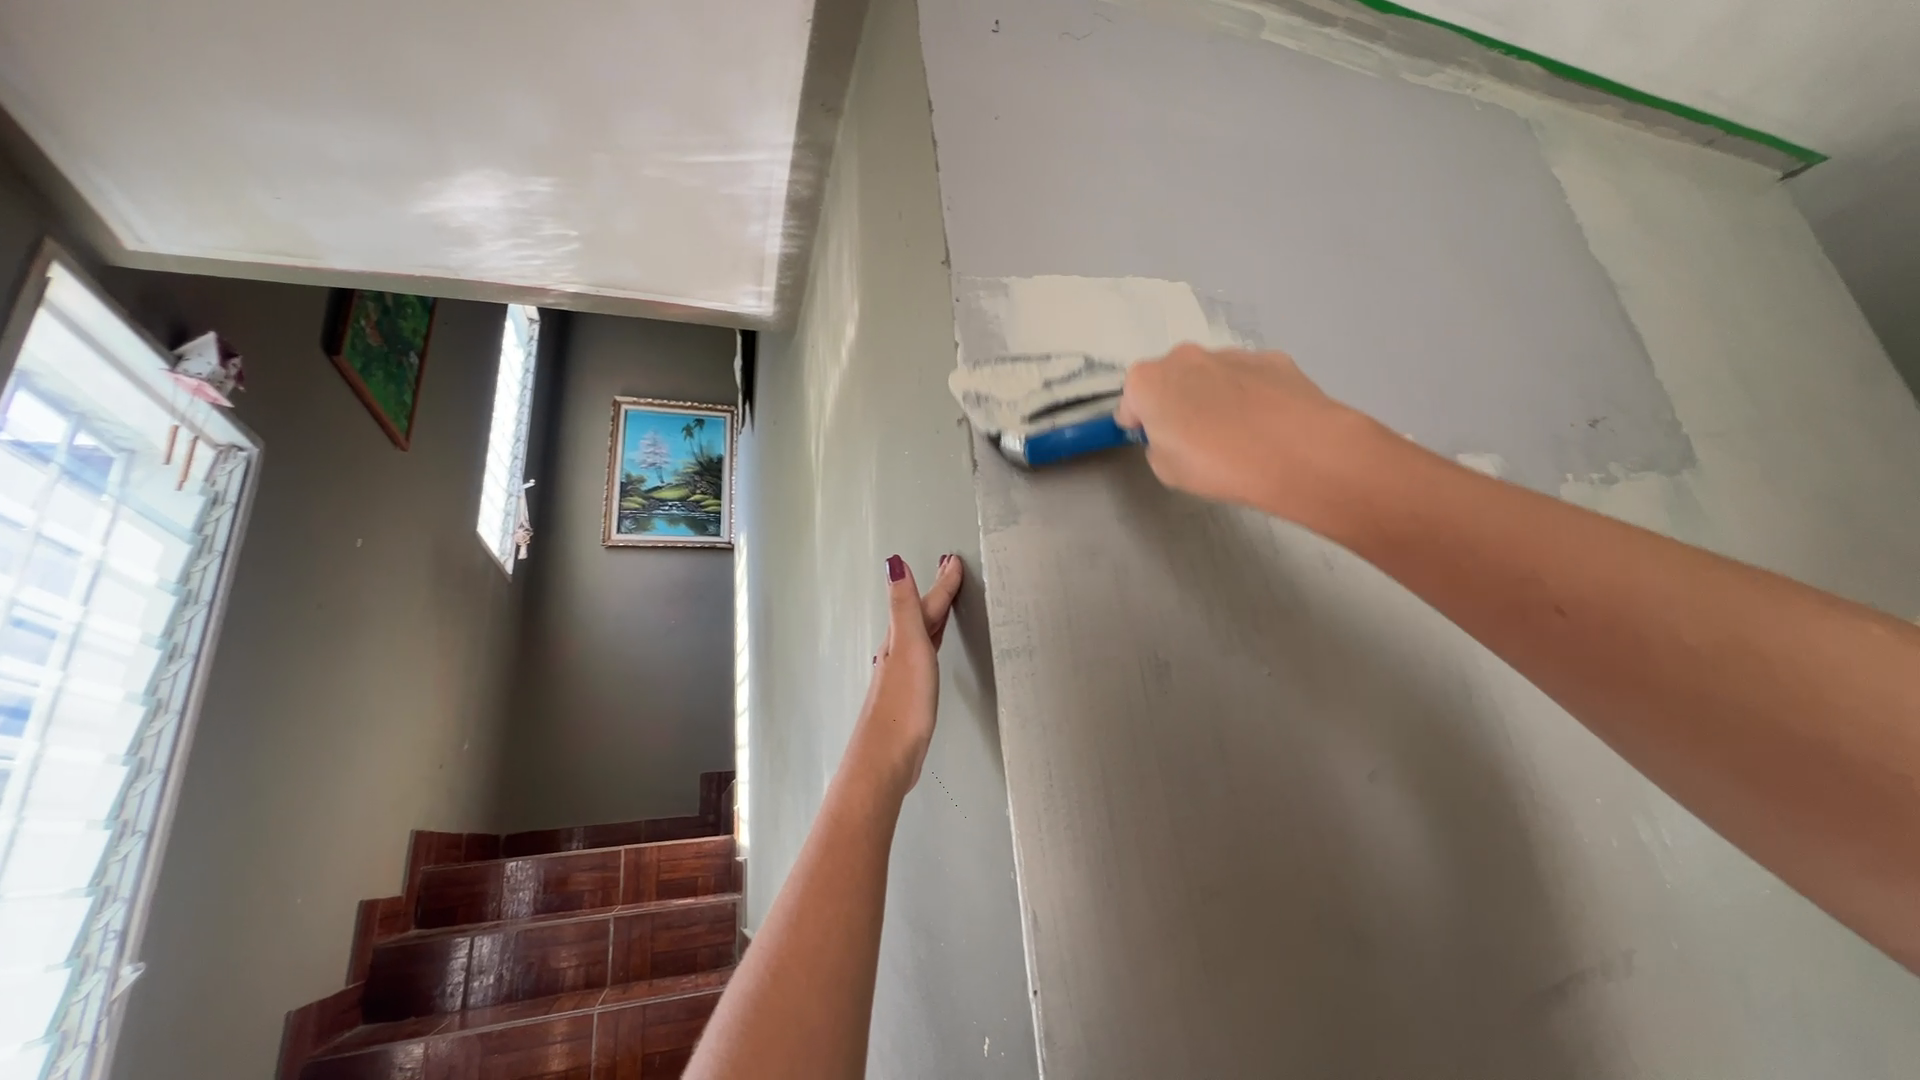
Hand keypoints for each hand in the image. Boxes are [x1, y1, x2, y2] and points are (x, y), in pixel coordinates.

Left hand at [848, 553, 963, 797]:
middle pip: (922, 614)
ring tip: (946, 603)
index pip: (926, 602)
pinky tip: (933, 650)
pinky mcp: (911, 694)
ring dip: (934, 614)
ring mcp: (904, 674)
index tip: (954, 560)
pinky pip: (925, 655)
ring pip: (922, 634)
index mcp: (901, 638)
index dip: (942, 582)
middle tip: (951, 571)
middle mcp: (900, 652)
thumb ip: (903, 606)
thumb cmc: (902, 704)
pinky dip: (932, 641)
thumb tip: (894, 564)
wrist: (887, 755)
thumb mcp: (908, 646)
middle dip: (937, 592)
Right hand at [1115, 344, 1378, 526]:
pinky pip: (1249, 378)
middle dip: (1177, 403)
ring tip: (1238, 435)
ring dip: (1215, 398)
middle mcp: (1184, 356)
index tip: (1156, 443)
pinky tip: (1266, 425)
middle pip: (1171, 380)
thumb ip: (1158, 444)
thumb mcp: (1166, 469)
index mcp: (1147, 382)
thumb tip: (1171, 435)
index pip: (1129, 402)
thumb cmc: (1216, 464)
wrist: (1296, 451)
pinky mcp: (1271, 358)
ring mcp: (1231, 353)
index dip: (1140, 424)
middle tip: (1196, 440)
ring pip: (1211, 376)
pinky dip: (1252, 396)